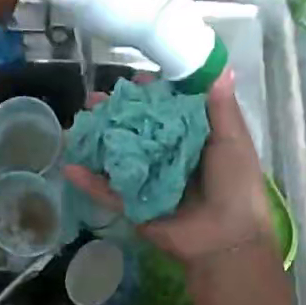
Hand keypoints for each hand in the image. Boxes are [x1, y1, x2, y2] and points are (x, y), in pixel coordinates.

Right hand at [64, 72, 275, 266]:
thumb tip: (220, 67)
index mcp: (192, 140)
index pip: (165, 111)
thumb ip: (221, 107)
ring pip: (118, 158)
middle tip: (94, 99)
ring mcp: (148, 183)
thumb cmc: (235, 184)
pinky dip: (90, 182)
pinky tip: (70, 166)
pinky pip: (109, 193)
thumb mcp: (233, 140)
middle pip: (135, 131)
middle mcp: (167, 158)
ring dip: (96, 141)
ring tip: (77, 124)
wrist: (228, 237)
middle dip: (114, 115)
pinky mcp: (136, 208)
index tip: (135, 80)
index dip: (149, 95)